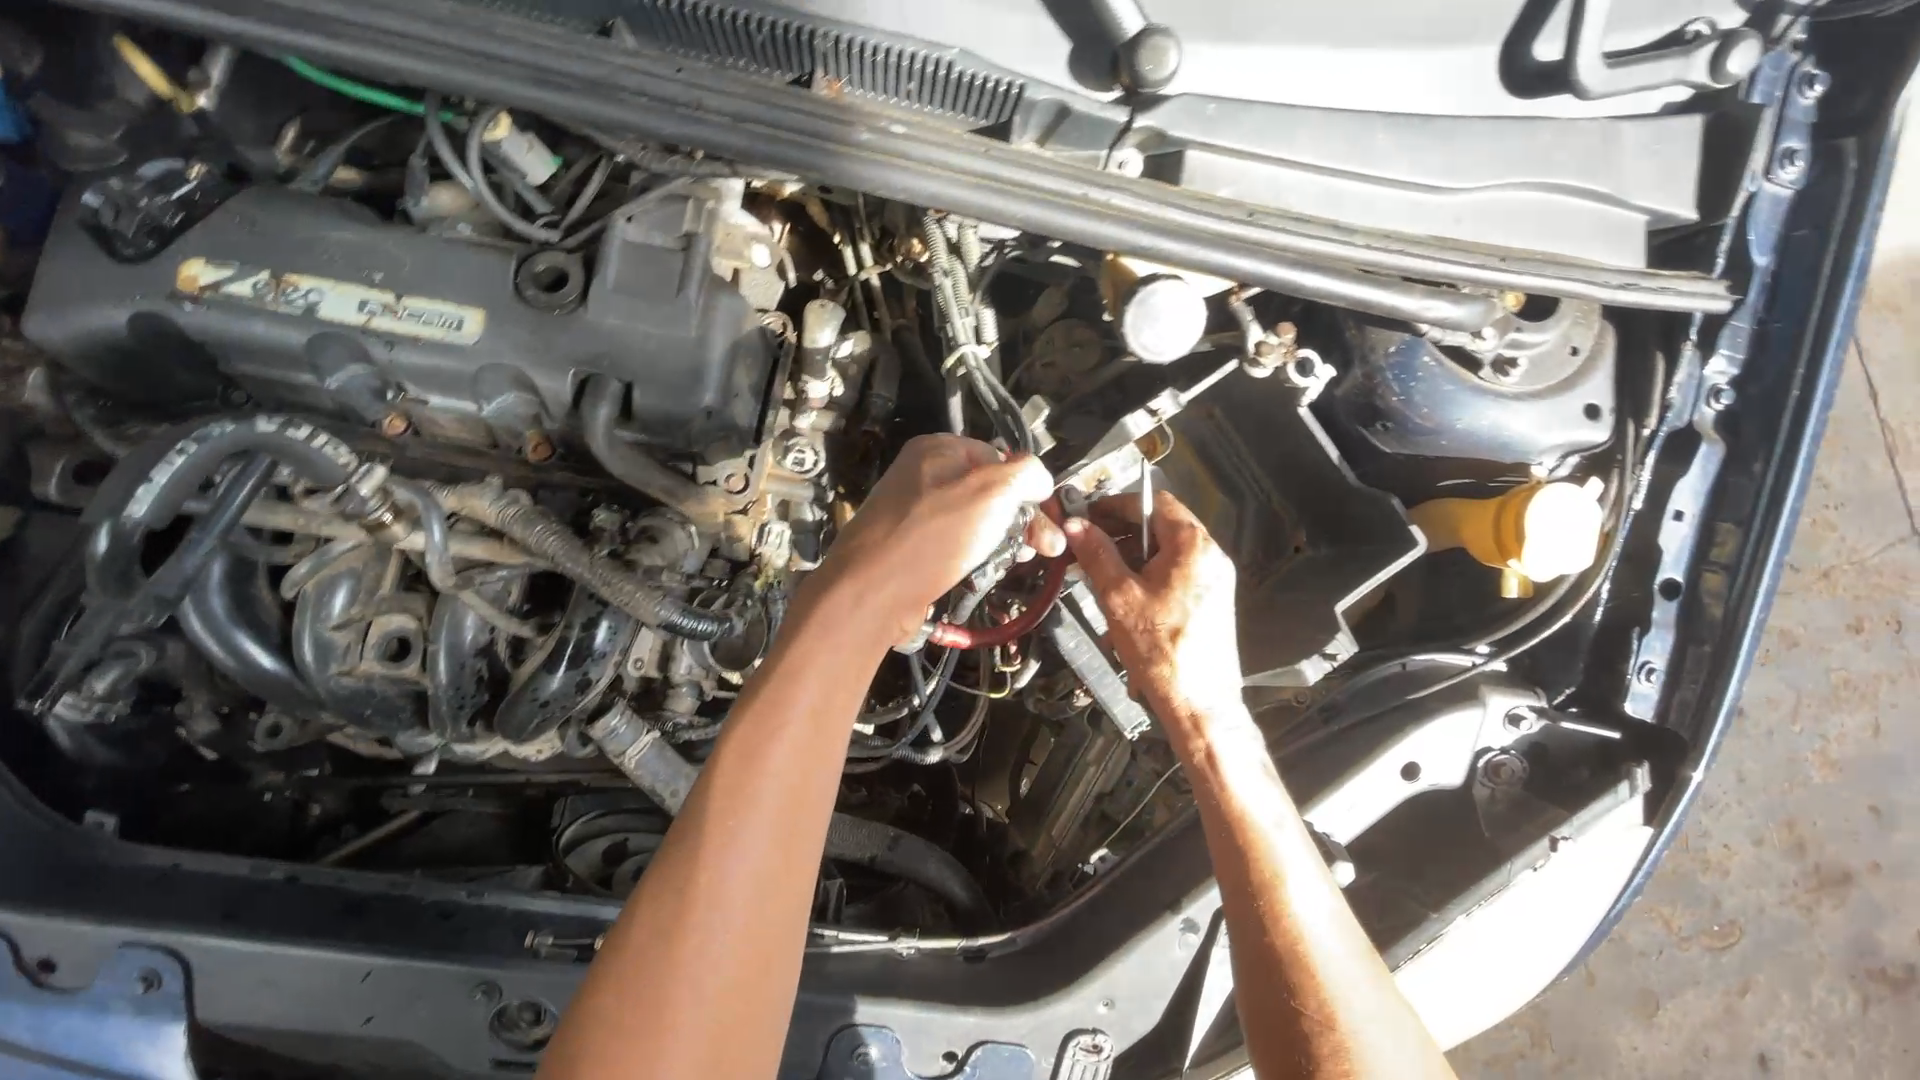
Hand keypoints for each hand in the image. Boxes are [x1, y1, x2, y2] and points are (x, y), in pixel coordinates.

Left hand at [805, 435, 1065, 644]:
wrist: (872, 590)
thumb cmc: (935, 535)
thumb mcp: (990, 492)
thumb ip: (1023, 475)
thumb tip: (1038, 476)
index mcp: (939, 449)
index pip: (999, 457)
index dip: (1028, 487)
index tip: (1050, 518)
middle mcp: (924, 475)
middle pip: (989, 490)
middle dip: (1022, 519)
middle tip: (1047, 548)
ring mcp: (914, 512)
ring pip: (975, 520)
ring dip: (1003, 540)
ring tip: (1020, 561)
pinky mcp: (911, 547)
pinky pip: (954, 544)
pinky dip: (976, 556)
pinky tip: (989, 571)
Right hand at [1062, 491, 1245, 736]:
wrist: (1199, 704)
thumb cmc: (1158, 648)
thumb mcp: (1118, 597)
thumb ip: (1096, 555)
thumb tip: (1075, 524)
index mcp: (1193, 546)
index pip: (1155, 502)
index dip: (1118, 504)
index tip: (1089, 516)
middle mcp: (1211, 556)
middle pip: (1162, 526)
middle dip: (1121, 533)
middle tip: (1088, 546)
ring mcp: (1215, 580)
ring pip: (1167, 553)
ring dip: (1132, 558)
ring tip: (1101, 578)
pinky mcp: (1212, 603)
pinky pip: (1176, 576)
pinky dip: (1148, 578)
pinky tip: (1124, 603)